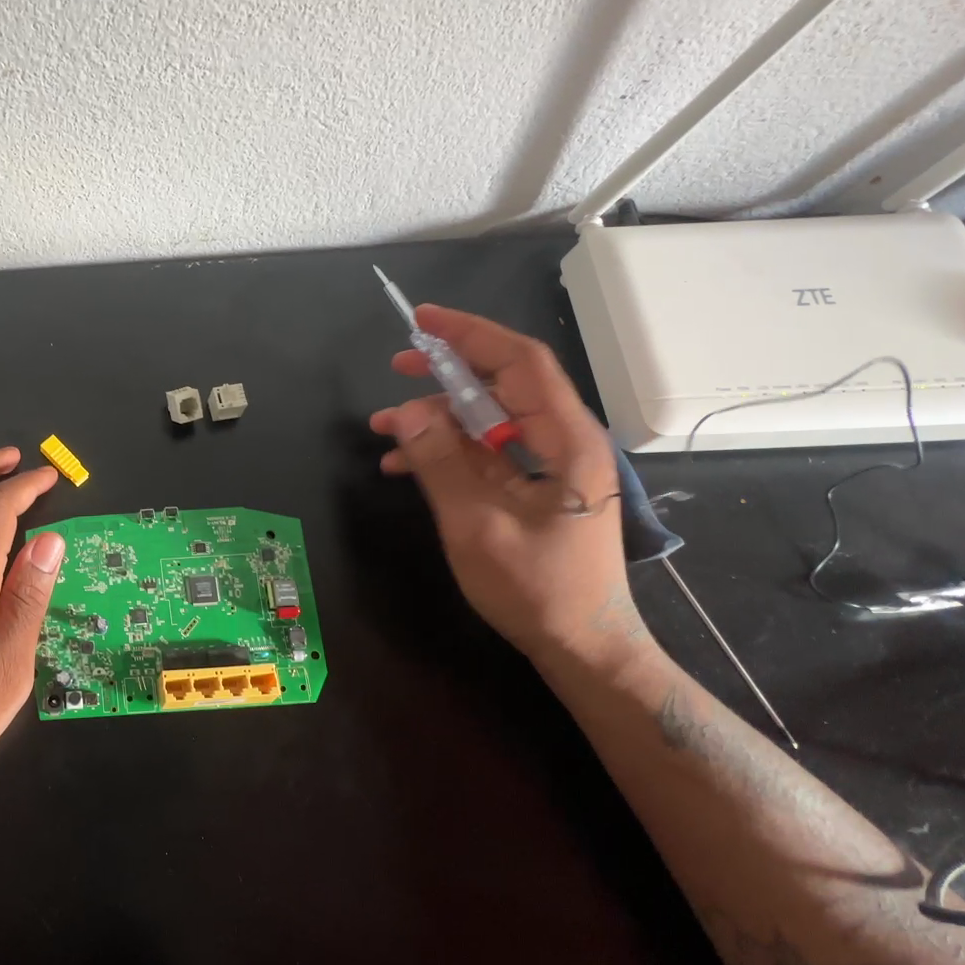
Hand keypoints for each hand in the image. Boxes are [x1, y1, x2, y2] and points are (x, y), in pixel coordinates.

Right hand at [368, 305, 639, 665]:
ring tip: (384, 430)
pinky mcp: (534, 490)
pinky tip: (406, 466)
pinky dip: (447, 453)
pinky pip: (486, 455)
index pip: (519, 364)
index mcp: (566, 440)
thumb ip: (441, 463)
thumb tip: (406, 412)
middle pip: (504, 386)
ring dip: (438, 420)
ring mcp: (549, 467)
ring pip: (489, 422)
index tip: (424, 320)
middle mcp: (563, 442)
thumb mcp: (476, 523)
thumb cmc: (535, 587)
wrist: (580, 643)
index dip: (471, 335)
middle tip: (398, 366)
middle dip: (448, 372)